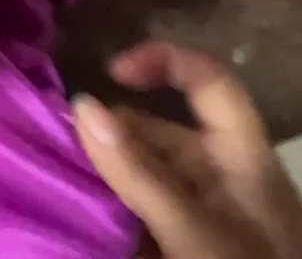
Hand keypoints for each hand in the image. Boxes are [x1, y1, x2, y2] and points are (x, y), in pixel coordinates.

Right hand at [73, 42, 301, 258]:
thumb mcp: (196, 237)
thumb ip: (139, 173)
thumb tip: (79, 101)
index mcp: (243, 160)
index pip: (208, 81)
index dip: (161, 61)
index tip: (108, 74)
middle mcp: (225, 176)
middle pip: (158, 127)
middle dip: (108, 129)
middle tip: (58, 145)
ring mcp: (208, 213)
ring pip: (142, 166)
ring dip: (102, 167)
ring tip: (62, 177)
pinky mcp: (189, 243)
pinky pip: (139, 204)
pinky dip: (110, 200)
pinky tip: (83, 211)